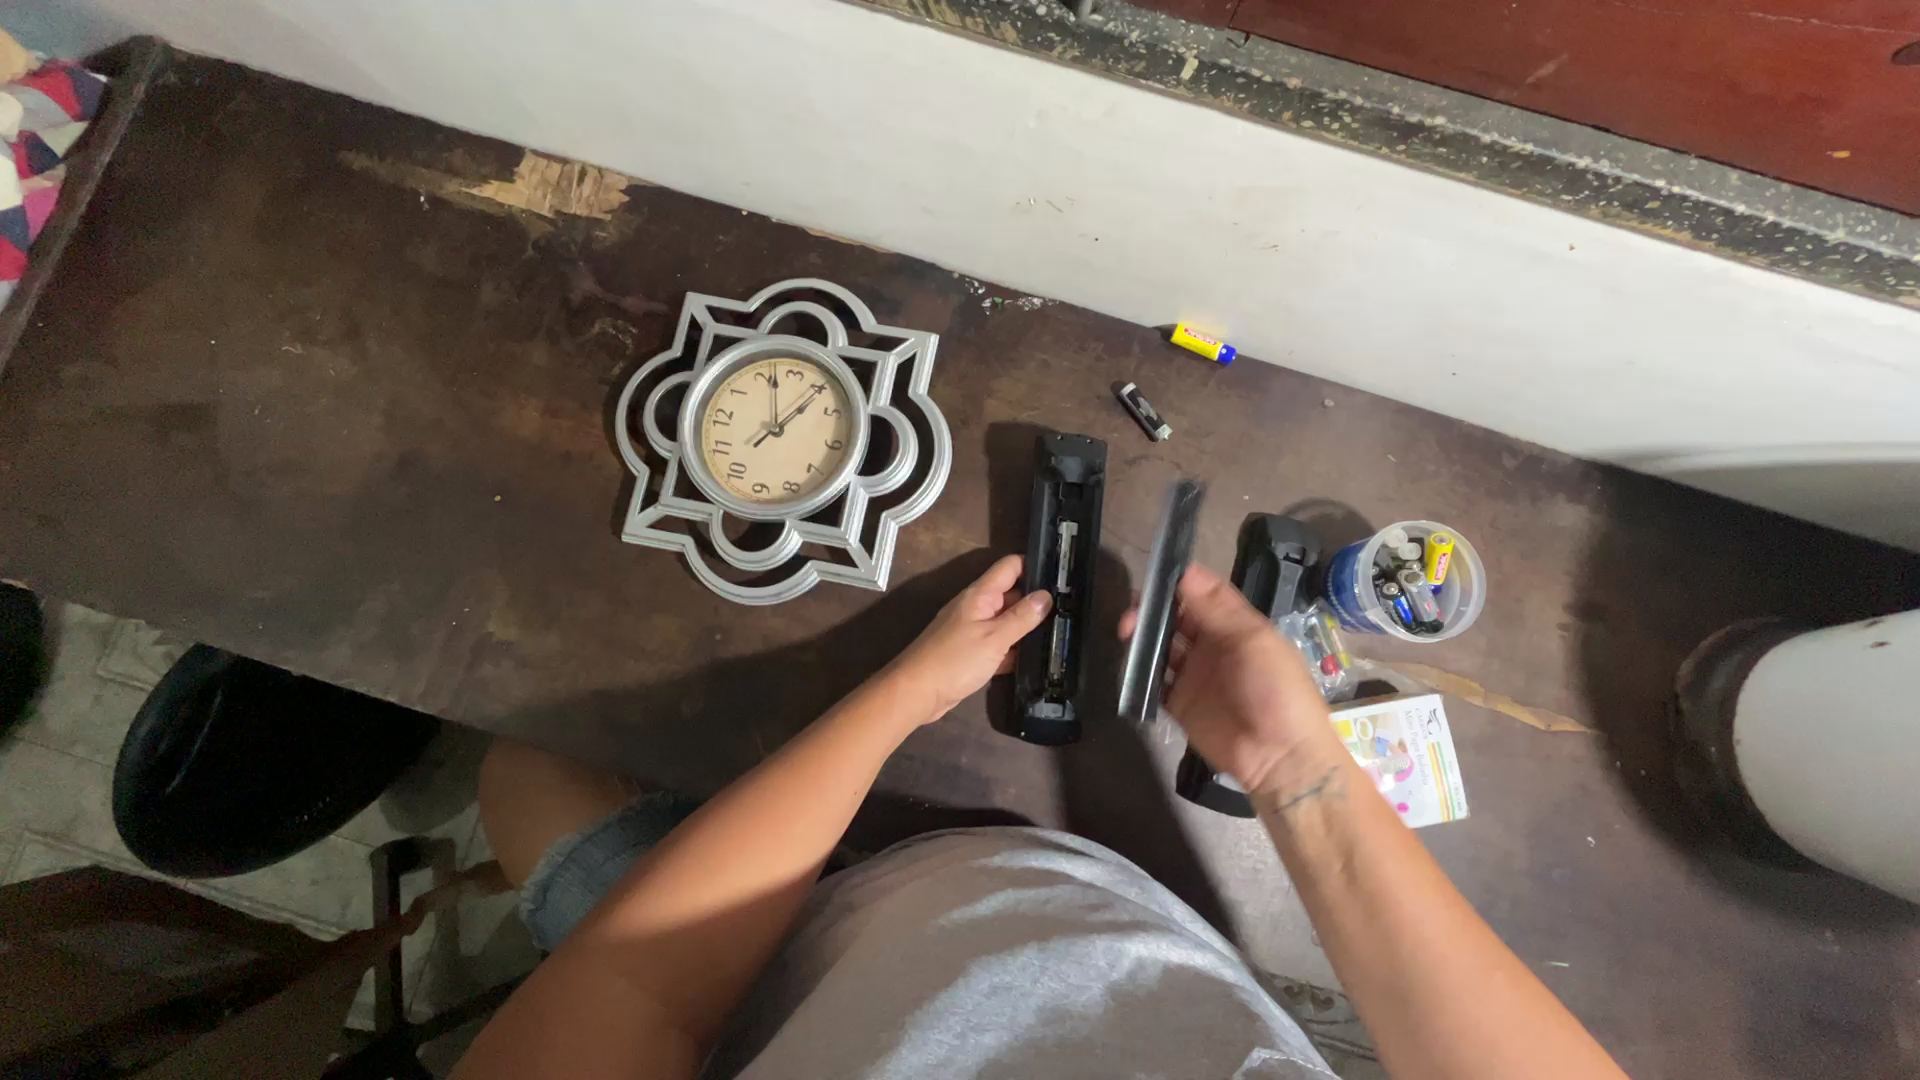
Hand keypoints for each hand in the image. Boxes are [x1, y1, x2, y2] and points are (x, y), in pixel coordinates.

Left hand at [888, 554, 1052, 720]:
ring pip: (1007, 622)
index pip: (1010, 567)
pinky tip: (1036, 659)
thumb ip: (1021, 617)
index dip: (1034, 565)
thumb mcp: (994, 638)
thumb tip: (1046, 596)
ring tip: (1061, 632)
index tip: (1061, 574)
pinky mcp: (972, 653)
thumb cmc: (954, 660)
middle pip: (1011, 594)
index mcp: (980, 595)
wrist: (917, 692)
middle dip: (1037, 600)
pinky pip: (999, 645)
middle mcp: (977, 608)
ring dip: (1028, 628)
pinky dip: (1014, 650)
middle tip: (1069, 609)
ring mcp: (973, 631)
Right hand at [1120, 563, 1340, 794]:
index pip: (1203, 595)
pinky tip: (1130, 664)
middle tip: (1133, 610)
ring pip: (1160, 646)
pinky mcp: (1178, 703)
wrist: (1279, 757)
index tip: (1153, 574)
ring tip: (1126, 633)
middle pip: (1176, 617)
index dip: (1180, 582)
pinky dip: (1140, 672)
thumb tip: (1185, 571)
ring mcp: (1193, 675)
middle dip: (1152, 608)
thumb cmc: (1275, 691)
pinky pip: (1153, 682)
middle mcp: (1212, 646)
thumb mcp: (1253, 642)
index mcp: (1235, 627)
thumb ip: (1216, 609)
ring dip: (1142, 636)